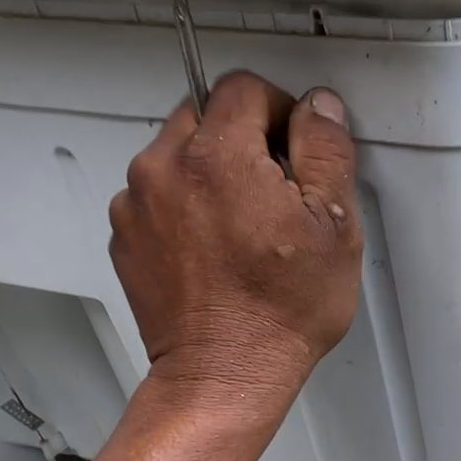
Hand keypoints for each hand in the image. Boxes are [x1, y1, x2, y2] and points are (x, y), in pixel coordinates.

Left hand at [110, 72, 362, 406]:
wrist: (227, 372)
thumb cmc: (279, 312)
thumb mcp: (334, 226)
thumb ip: (326, 150)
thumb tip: (320, 107)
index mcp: (218, 157)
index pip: (244, 88)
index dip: (282, 109)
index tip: (297, 143)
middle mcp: (164, 169)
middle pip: (205, 115)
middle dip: (245, 140)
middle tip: (278, 192)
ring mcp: (137, 204)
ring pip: (178, 154)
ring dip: (213, 172)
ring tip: (248, 226)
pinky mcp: (127, 236)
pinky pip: (158, 195)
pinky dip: (187, 206)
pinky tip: (220, 247)